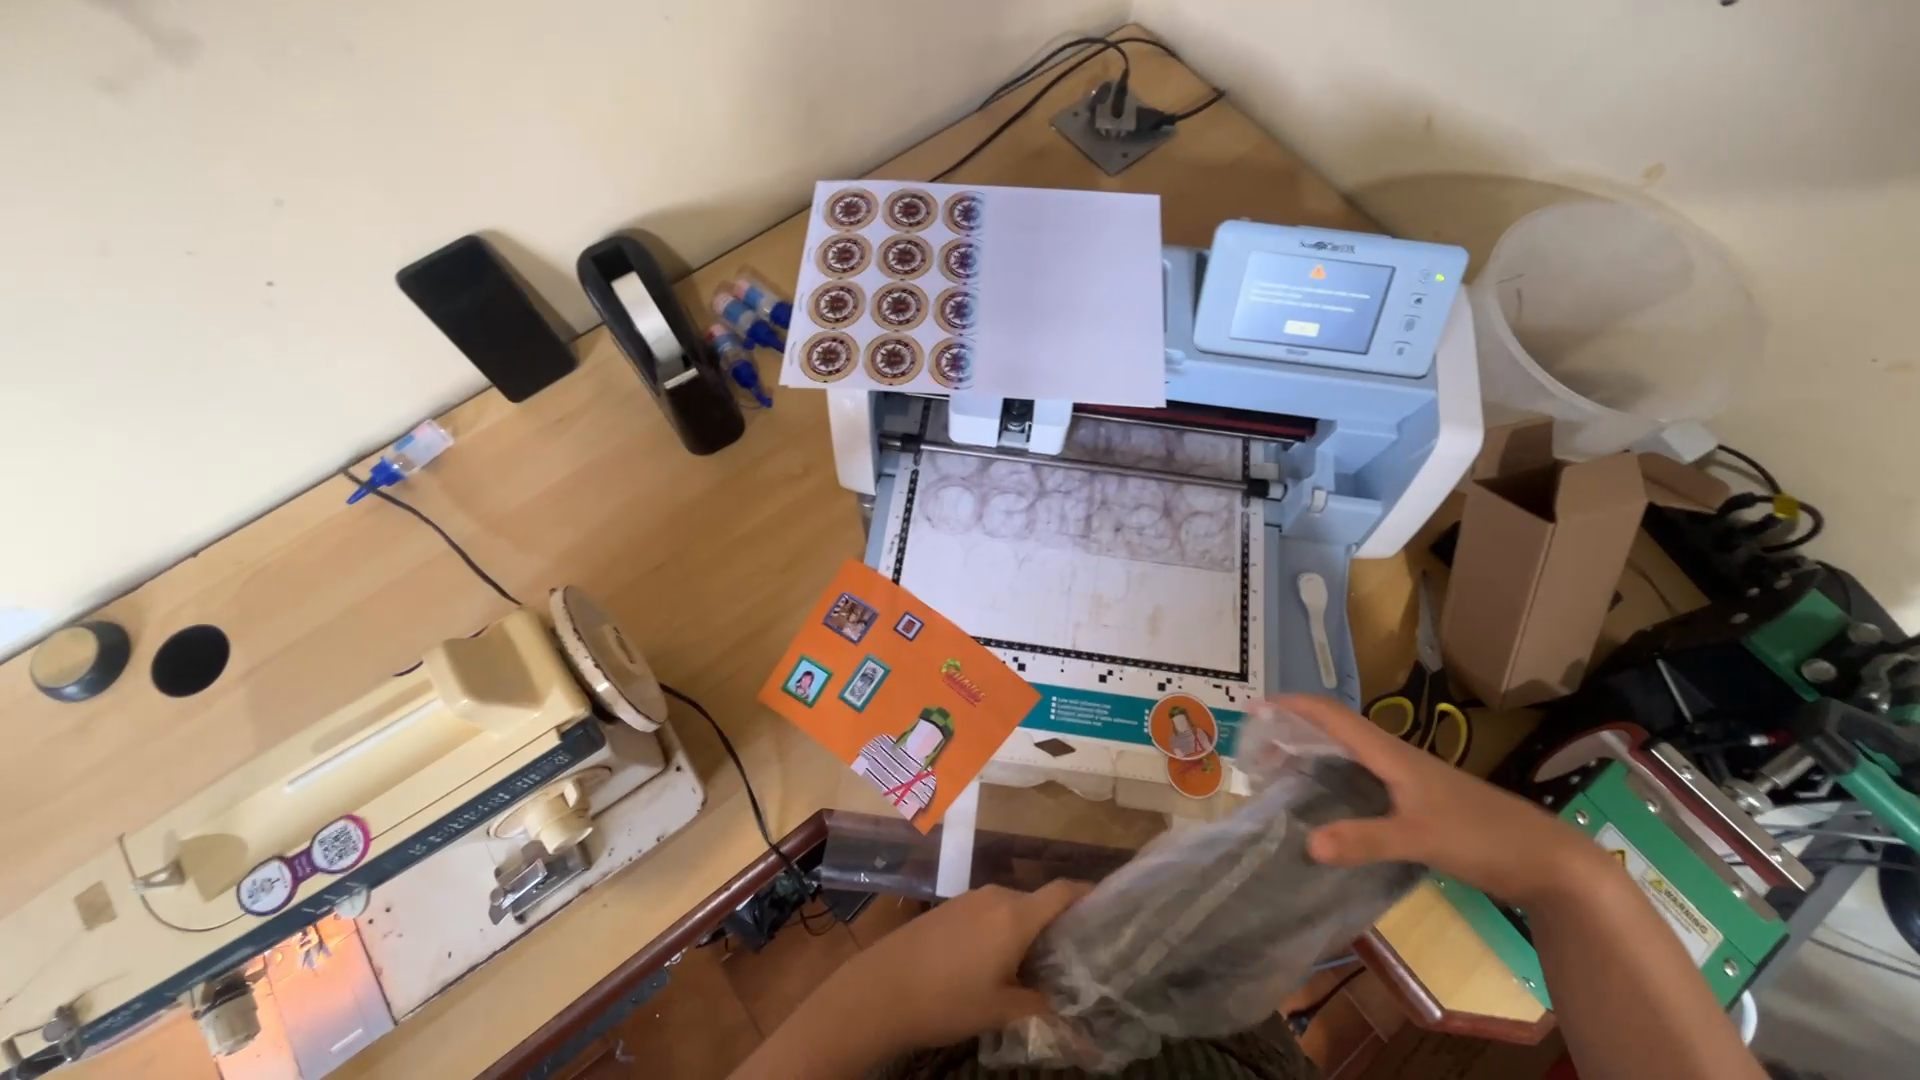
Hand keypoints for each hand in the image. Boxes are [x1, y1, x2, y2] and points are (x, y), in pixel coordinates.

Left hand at [819, 881, 1088, 1052]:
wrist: (879, 989)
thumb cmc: (946, 999)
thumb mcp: (999, 1010)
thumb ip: (1041, 1008)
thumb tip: (1081, 1031)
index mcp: (1015, 915)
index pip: (1063, 891)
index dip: (1088, 894)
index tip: (1109, 907)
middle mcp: (995, 896)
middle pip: (1038, 902)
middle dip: (1058, 926)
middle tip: (1076, 958)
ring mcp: (969, 899)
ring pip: (1012, 908)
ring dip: (1027, 930)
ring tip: (1038, 966)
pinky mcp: (949, 909)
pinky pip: (989, 912)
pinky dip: (1002, 930)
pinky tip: (997, 962)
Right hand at [1274, 694, 1608, 906]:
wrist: (1548, 860)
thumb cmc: (1483, 836)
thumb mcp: (1420, 837)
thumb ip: (1365, 839)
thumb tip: (1306, 843)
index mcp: (1392, 754)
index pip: (1334, 716)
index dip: (1295, 706)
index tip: (1256, 708)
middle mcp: (1395, 759)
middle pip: (1336, 731)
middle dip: (1294, 731)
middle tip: (1257, 749)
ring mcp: (1408, 781)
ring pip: (1349, 756)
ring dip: (1313, 756)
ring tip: (1280, 773)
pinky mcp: (1418, 803)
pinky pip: (1362, 780)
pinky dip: (1334, 781)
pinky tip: (1326, 805)